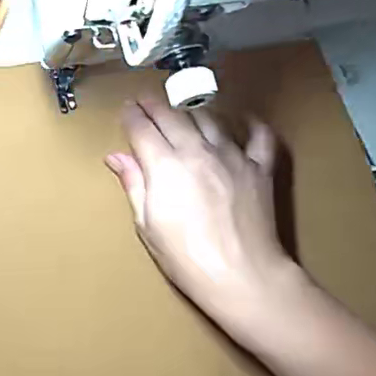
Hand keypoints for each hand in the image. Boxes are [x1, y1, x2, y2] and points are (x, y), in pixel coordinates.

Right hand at [105, 96, 309, 339]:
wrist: (241, 275)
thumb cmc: (187, 258)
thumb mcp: (147, 225)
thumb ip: (134, 184)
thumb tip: (116, 157)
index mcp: (165, 165)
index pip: (142, 128)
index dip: (131, 116)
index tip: (126, 109)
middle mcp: (197, 151)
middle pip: (172, 116)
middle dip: (155, 106)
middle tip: (145, 100)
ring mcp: (231, 156)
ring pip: (208, 119)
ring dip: (191, 111)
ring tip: (182, 112)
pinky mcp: (259, 167)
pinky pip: (258, 135)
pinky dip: (250, 124)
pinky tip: (243, 120)